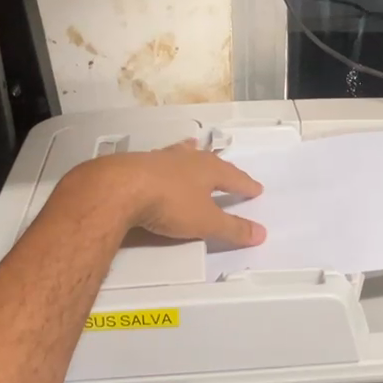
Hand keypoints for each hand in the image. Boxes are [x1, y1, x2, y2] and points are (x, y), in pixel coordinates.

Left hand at [59, 141, 266, 246]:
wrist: (120, 189)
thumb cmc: (170, 203)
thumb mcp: (206, 222)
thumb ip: (232, 229)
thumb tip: (261, 233)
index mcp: (208, 169)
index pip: (234, 177)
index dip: (245, 185)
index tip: (256, 189)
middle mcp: (186, 159)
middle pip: (207, 160)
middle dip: (218, 165)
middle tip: (225, 165)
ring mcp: (159, 159)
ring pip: (180, 154)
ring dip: (188, 155)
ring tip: (192, 148)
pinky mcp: (135, 165)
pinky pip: (156, 162)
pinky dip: (163, 164)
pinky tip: (157, 166)